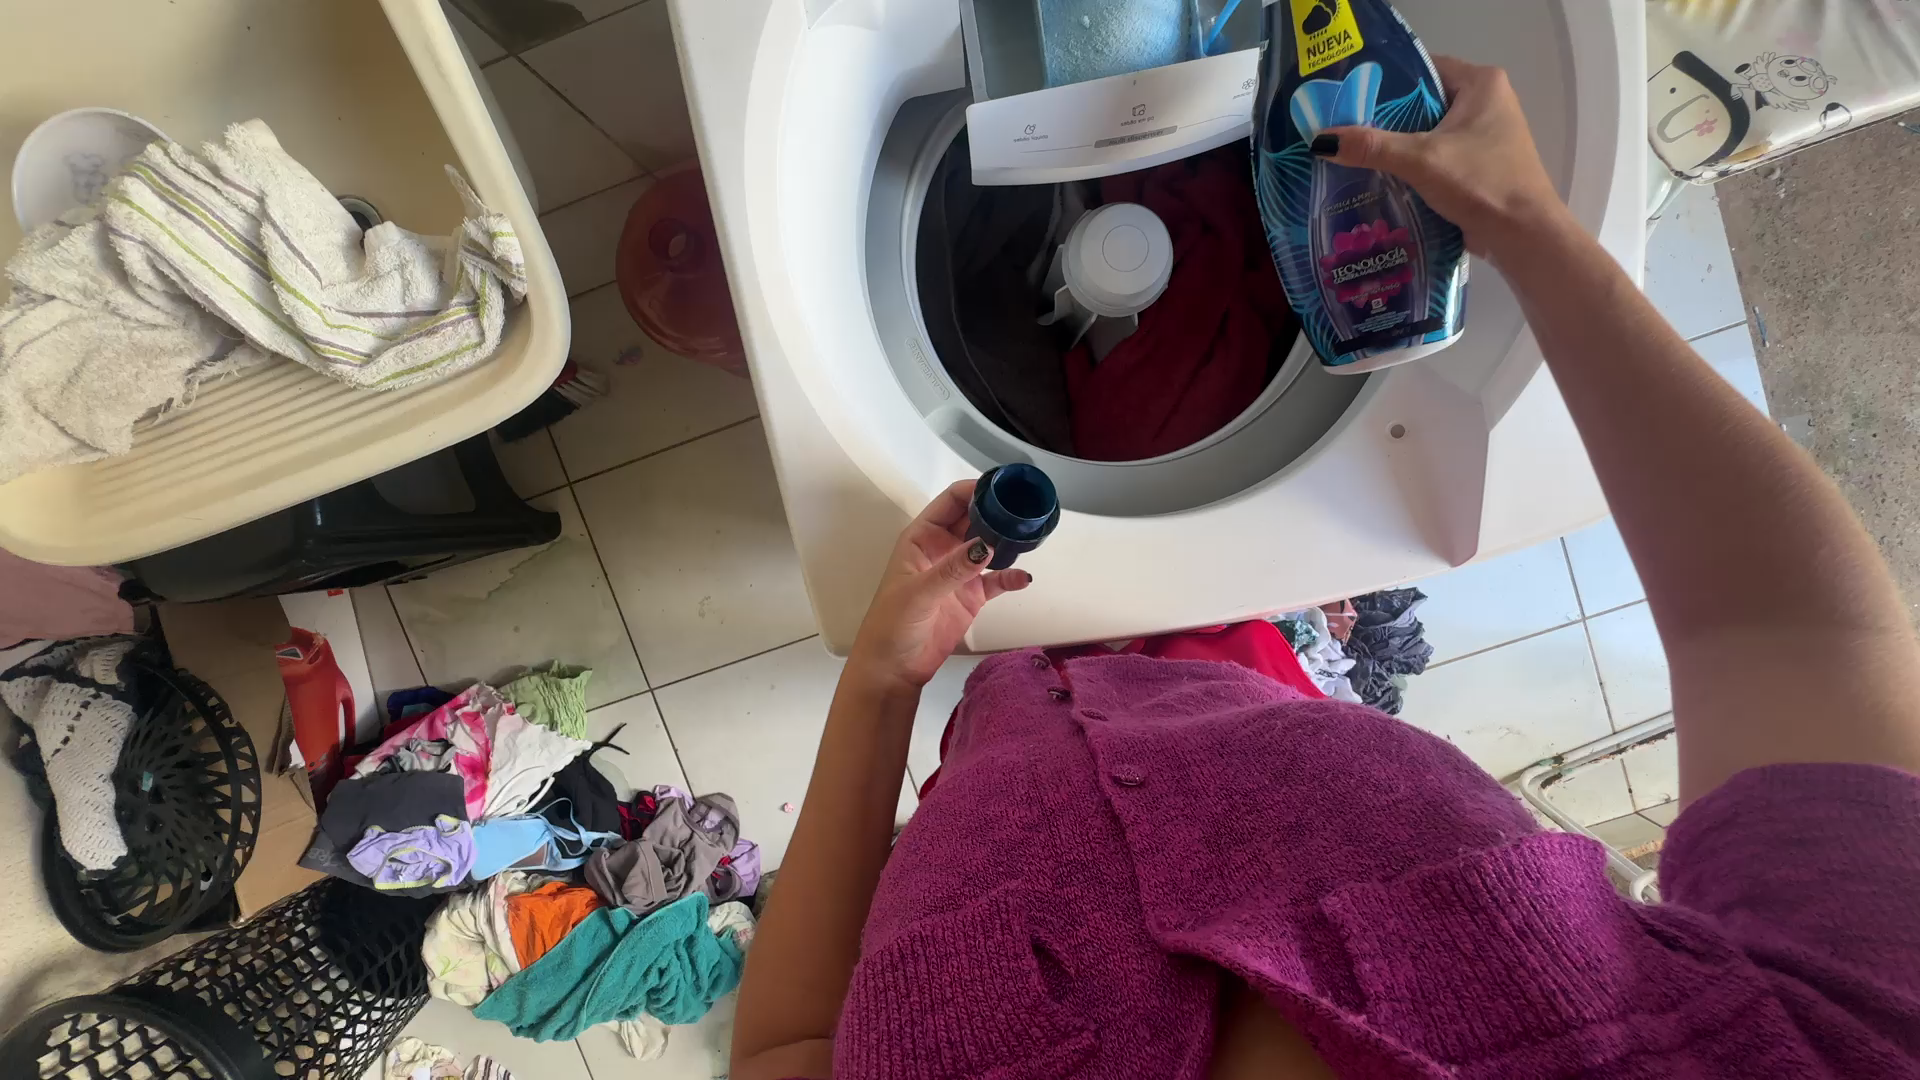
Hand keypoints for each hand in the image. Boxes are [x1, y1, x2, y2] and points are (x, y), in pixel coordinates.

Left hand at [847, 480, 1031, 692]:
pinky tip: (1023, 578)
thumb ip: (952, 569)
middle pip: (974, 518)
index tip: (1002, 488)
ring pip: (988, 545)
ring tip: (1030, 534)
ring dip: (1007, 540)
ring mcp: (959, 572)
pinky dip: (1010, 576)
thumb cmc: (891, 625)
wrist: (893, 669)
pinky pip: (996, 580)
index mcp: (922, 538)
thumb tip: (986, 545)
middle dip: (996, 511)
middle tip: (1023, 508)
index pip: (950, 502)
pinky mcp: (972, 596)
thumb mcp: (919, 593)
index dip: (974, 490)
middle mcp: (942, 549)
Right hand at [1313, 56, 1567, 257]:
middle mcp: (1484, 103)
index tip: (1347, 101)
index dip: (1385, 84)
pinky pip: (1430, 158)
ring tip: (1350, 160)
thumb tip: (1321, 141)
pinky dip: (1405, 169)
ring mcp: (1479, 136)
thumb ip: (1372, 148)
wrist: (1519, 231)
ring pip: (1423, 135)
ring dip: (1391, 149)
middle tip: (1341, 134)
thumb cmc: (1480, 182)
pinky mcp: (1473, 165)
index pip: (1424, 70)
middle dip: (1382, 122)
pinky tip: (1376, 182)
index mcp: (1481, 84)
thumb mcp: (1420, 160)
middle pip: (1420, 104)